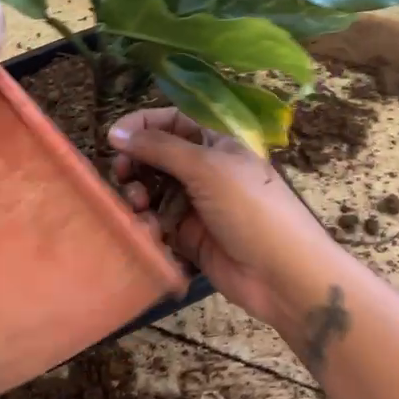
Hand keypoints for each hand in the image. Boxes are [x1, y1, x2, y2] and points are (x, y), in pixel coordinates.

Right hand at [109, 108, 329, 325]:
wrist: (285, 276)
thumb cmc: (250, 209)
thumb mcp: (205, 167)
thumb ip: (158, 147)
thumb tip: (115, 131)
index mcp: (214, 143)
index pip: (171, 121)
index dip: (142, 125)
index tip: (114, 137)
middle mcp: (204, 169)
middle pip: (156, 156)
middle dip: (136, 163)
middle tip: (123, 174)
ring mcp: (196, 204)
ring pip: (153, 189)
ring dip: (139, 194)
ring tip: (139, 205)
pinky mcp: (189, 237)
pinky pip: (158, 222)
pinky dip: (148, 224)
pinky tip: (149, 231)